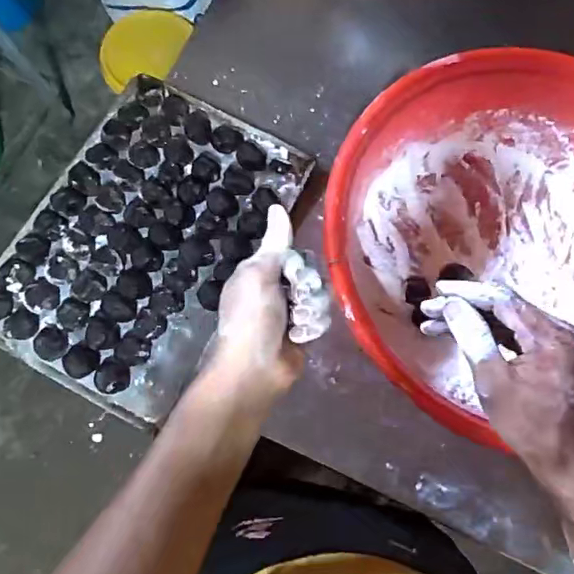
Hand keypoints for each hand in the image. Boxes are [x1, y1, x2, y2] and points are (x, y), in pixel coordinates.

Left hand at [207, 205, 304, 407]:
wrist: (255, 369)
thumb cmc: (251, 318)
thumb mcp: (259, 274)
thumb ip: (275, 242)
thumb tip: (277, 205)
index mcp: (261, 272)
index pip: (296, 255)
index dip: (298, 266)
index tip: (290, 276)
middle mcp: (277, 289)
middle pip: (312, 275)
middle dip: (307, 290)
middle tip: (295, 303)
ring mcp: (291, 312)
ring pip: (320, 297)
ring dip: (311, 311)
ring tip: (296, 325)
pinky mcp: (304, 332)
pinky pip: (322, 318)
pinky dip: (312, 327)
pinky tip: (299, 337)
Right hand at [422, 282, 573, 494]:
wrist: (566, 460)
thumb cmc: (528, 425)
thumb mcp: (493, 382)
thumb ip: (473, 337)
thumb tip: (452, 305)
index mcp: (549, 334)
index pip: (502, 299)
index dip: (466, 294)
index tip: (436, 294)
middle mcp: (559, 329)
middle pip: (506, 306)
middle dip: (467, 306)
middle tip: (430, 311)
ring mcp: (559, 341)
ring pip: (510, 319)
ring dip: (477, 319)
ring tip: (439, 323)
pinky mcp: (554, 353)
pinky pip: (519, 334)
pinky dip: (493, 334)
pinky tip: (468, 334)